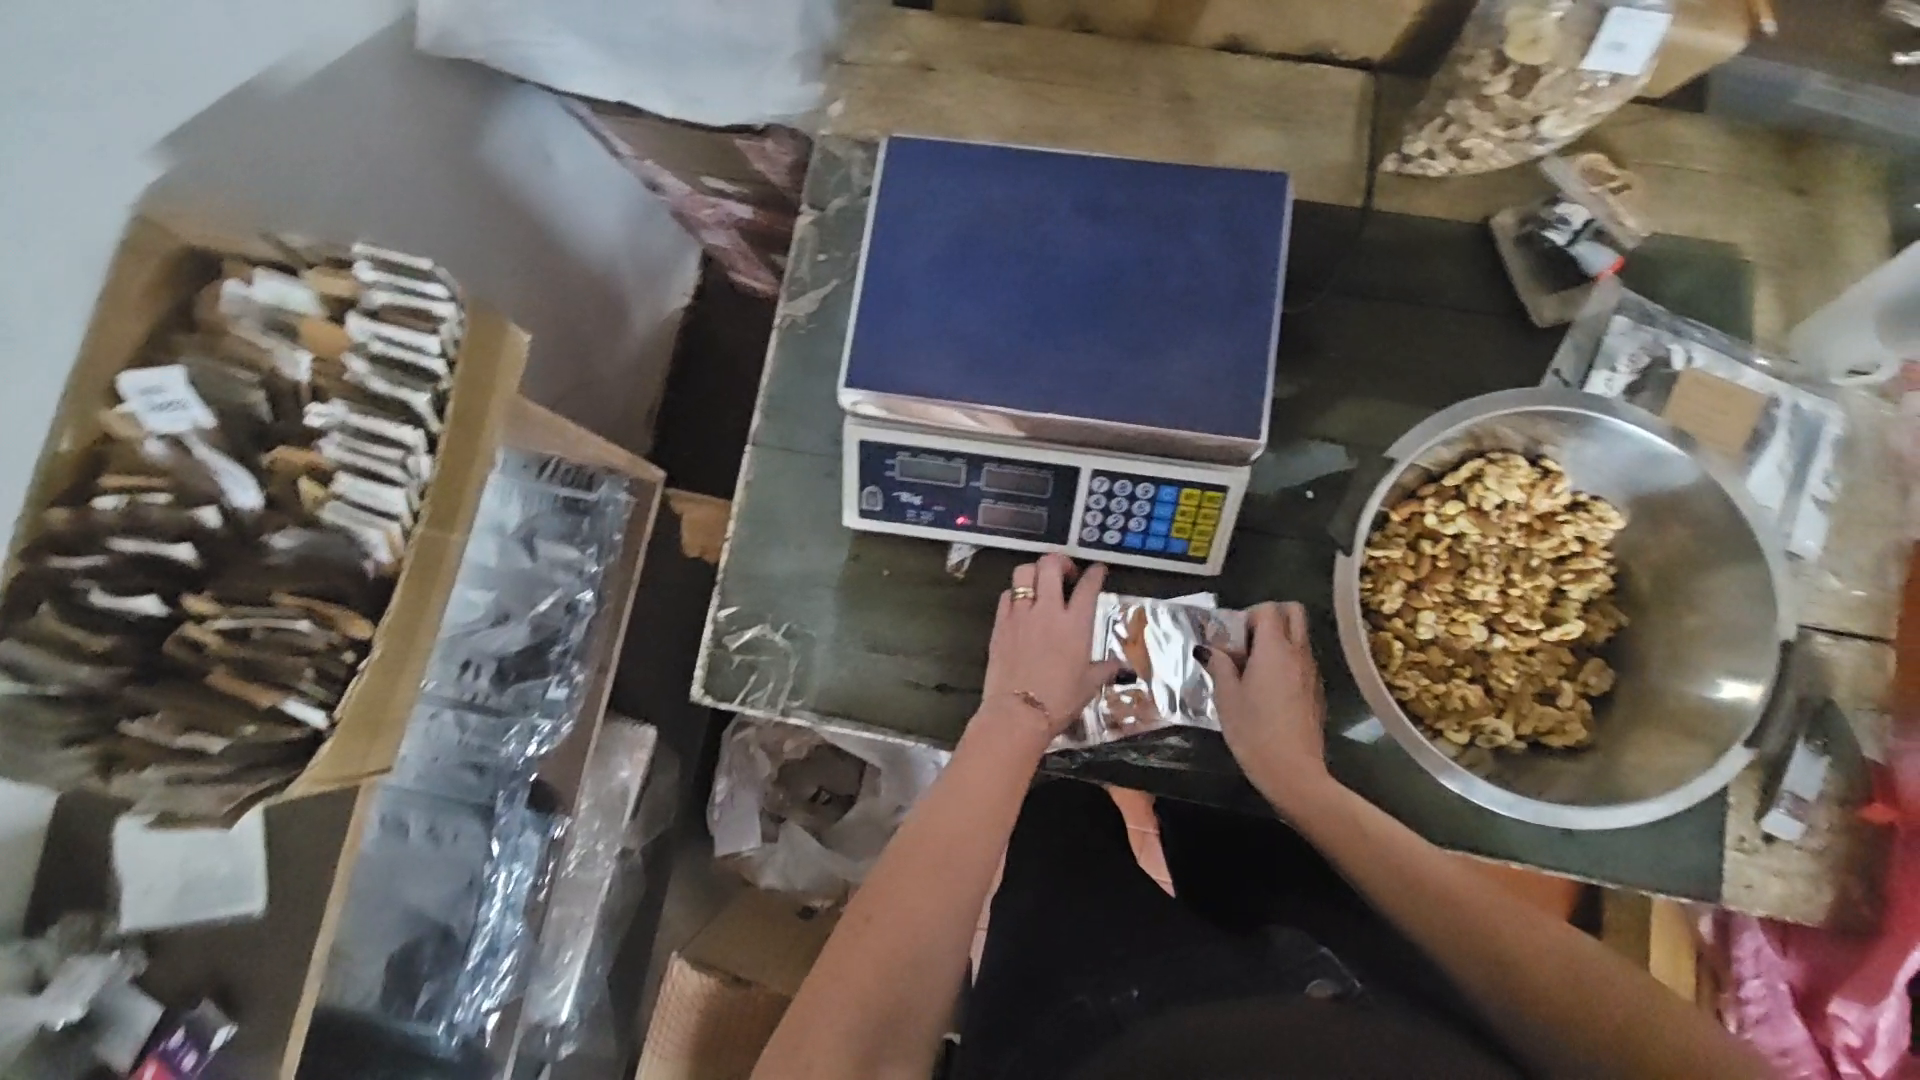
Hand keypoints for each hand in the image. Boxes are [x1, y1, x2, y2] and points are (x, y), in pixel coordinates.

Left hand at [978, 554, 1122, 744]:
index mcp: (1075, 624)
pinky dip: (1015, 593)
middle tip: (1065, 572)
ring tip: (1040, 581)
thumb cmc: (1058, 700)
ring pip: (1024, 573)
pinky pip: (1006, 596)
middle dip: (1060, 561)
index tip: (1097, 570)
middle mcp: (1048, 611)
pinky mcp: (1000, 624)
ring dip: (1034, 571)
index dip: (1095, 573)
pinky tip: (1020, 603)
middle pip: (1050, 566)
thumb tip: (1120, 667)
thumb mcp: (1088, 685)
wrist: (1018, 713)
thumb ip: (1104, 669)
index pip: (1088, 586)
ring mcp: (1021, 615)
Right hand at [1203, 601, 1335, 812]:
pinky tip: (1268, 690)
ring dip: (1279, 641)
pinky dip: (1287, 662)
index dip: (1248, 616)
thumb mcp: (1226, 697)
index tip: (1232, 639)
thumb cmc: (1253, 731)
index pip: (1269, 609)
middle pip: (1294, 613)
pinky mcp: (1317, 691)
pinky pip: (1303, 661)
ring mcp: (1312, 672)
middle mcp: (1299, 654)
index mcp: (1275, 649)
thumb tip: (1209, 650)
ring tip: (1253, 668)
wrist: (1293, 771)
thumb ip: (1219, 666)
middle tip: (1247, 642)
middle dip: (1270, 618)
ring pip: (1300, 637)